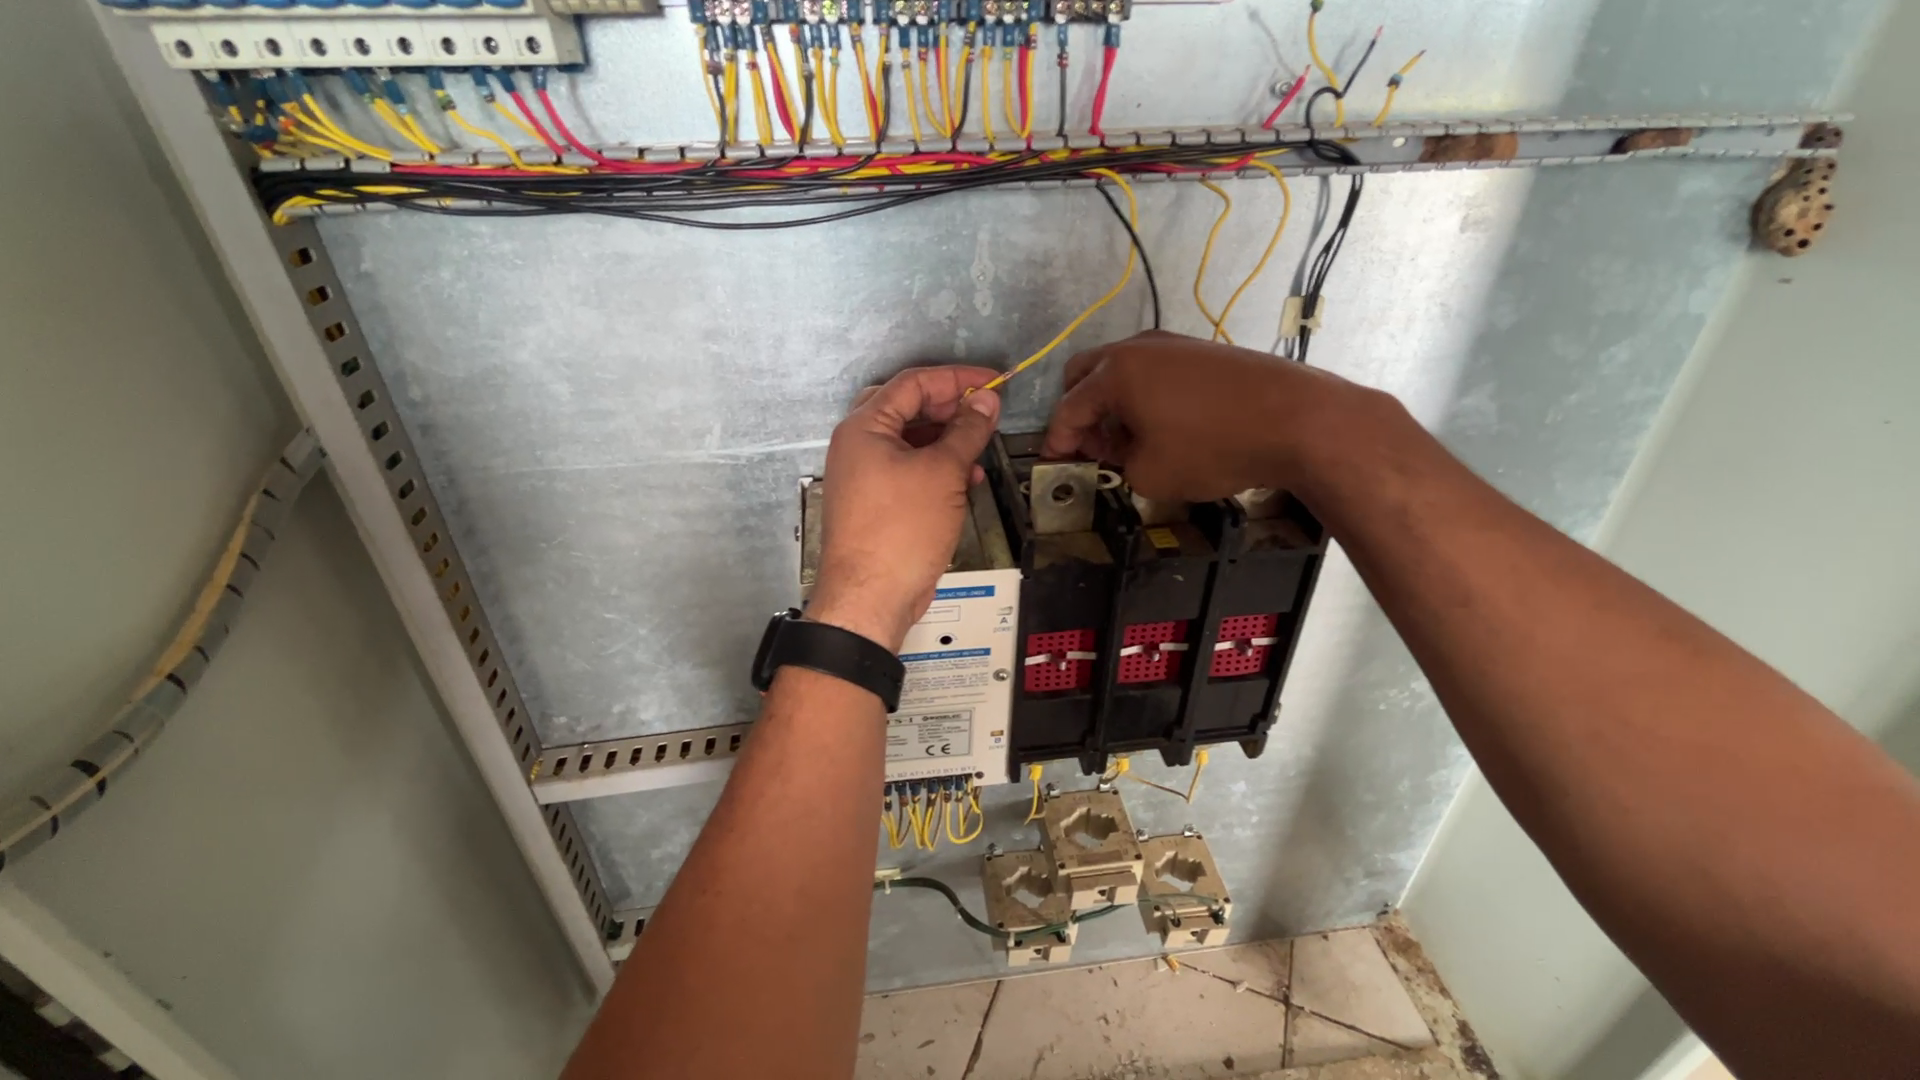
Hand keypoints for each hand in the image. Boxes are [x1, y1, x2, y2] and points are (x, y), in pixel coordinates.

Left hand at [810, 366, 1002, 652]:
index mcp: (864, 427)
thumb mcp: (943, 473)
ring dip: (945, 440)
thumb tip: (986, 400)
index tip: (993, 382)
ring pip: (909, 441)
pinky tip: (965, 480)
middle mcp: (857, 445)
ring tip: (979, 447)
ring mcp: (863, 475)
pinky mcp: (874, 502)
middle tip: (983, 412)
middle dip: (948, 407)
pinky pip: (907, 470)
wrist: (870, 598)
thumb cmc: (901, 530)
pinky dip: (935, 468)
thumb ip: (966, 431)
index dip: (956, 378)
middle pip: (906, 408)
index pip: (912, 384)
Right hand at [1040, 331, 1380, 501]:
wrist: (1297, 420)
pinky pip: (1154, 370)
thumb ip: (1119, 463)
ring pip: (1122, 369)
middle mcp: (1138, 348)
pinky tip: (1164, 425)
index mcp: (1115, 373)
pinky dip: (1144, 395)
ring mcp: (1174, 344)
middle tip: (1090, 445)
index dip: (1057, 439)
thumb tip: (1118, 449)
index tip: (1054, 460)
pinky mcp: (1204, 352)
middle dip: (1079, 410)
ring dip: (1113, 402)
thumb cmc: (1213, 448)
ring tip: (1128, 440)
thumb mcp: (1151, 474)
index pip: (1068, 408)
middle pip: (1086, 374)